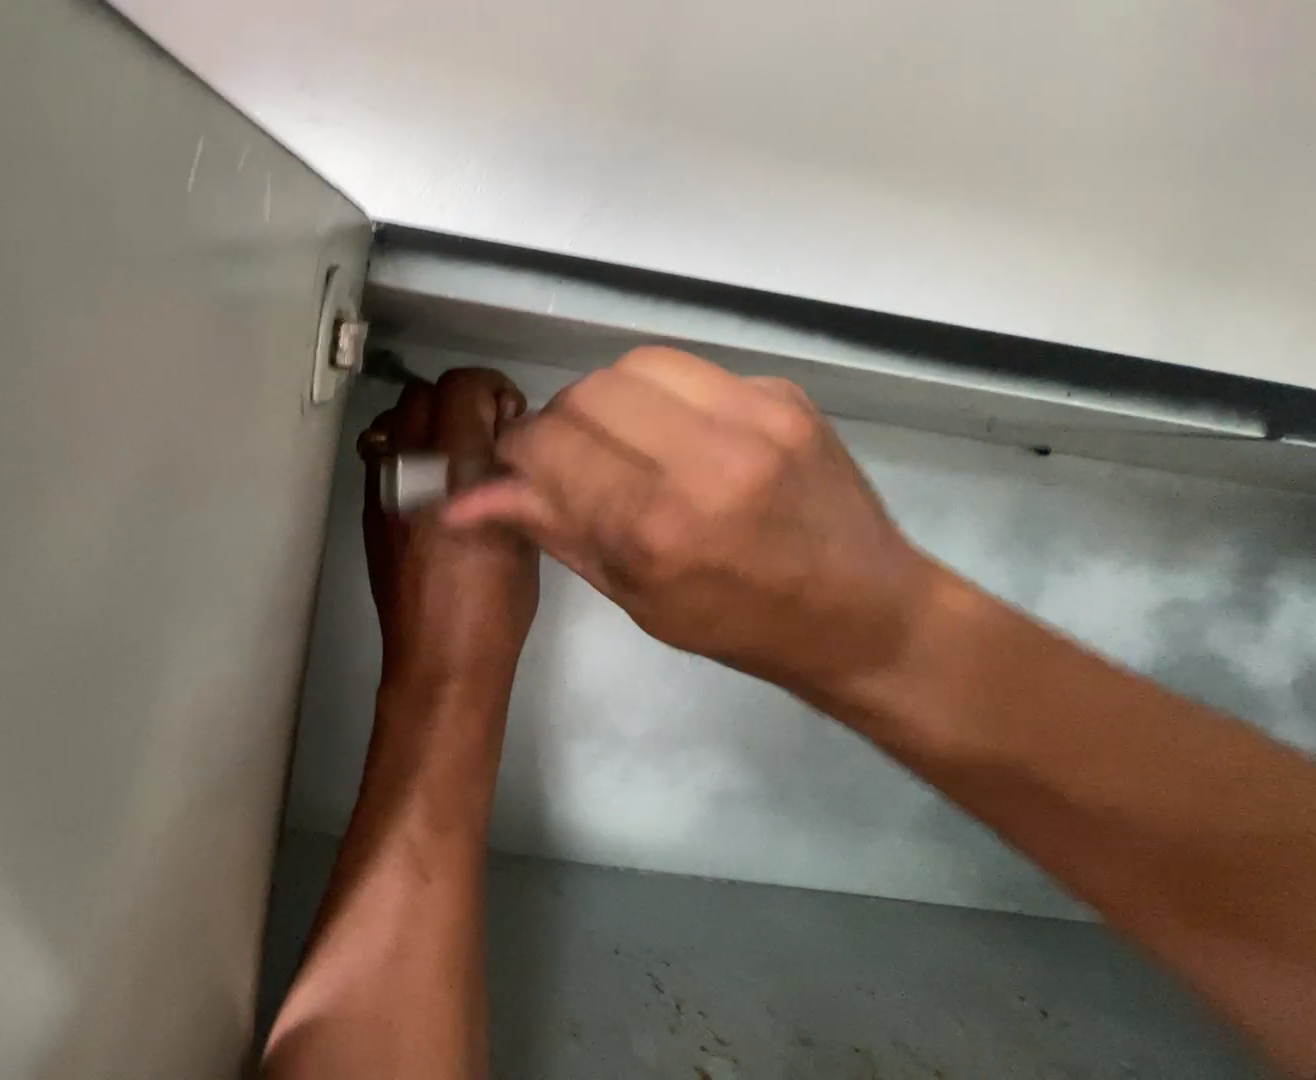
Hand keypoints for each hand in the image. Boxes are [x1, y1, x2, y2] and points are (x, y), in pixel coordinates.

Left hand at [359, 369, 538, 695]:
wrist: (441, 657)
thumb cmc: (496, 602)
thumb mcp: (522, 530)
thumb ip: (510, 474)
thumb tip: (504, 442)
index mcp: (455, 468)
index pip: (461, 385)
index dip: (491, 389)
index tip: (509, 417)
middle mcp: (409, 467)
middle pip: (422, 394)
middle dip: (458, 400)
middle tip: (484, 434)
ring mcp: (382, 489)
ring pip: (394, 420)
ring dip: (427, 422)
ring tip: (453, 456)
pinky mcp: (369, 511)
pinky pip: (381, 455)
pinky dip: (405, 450)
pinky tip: (430, 484)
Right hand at [446, 347, 939, 694]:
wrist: (862, 610)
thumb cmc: (733, 623)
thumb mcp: (630, 592)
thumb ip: (551, 529)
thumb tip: (466, 499)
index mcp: (659, 526)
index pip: (548, 446)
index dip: (515, 454)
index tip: (516, 472)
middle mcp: (706, 460)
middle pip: (585, 395)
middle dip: (557, 424)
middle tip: (566, 459)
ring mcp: (755, 418)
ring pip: (632, 366)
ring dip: (604, 401)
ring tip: (617, 440)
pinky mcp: (784, 395)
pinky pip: (688, 370)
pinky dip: (657, 396)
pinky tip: (673, 434)